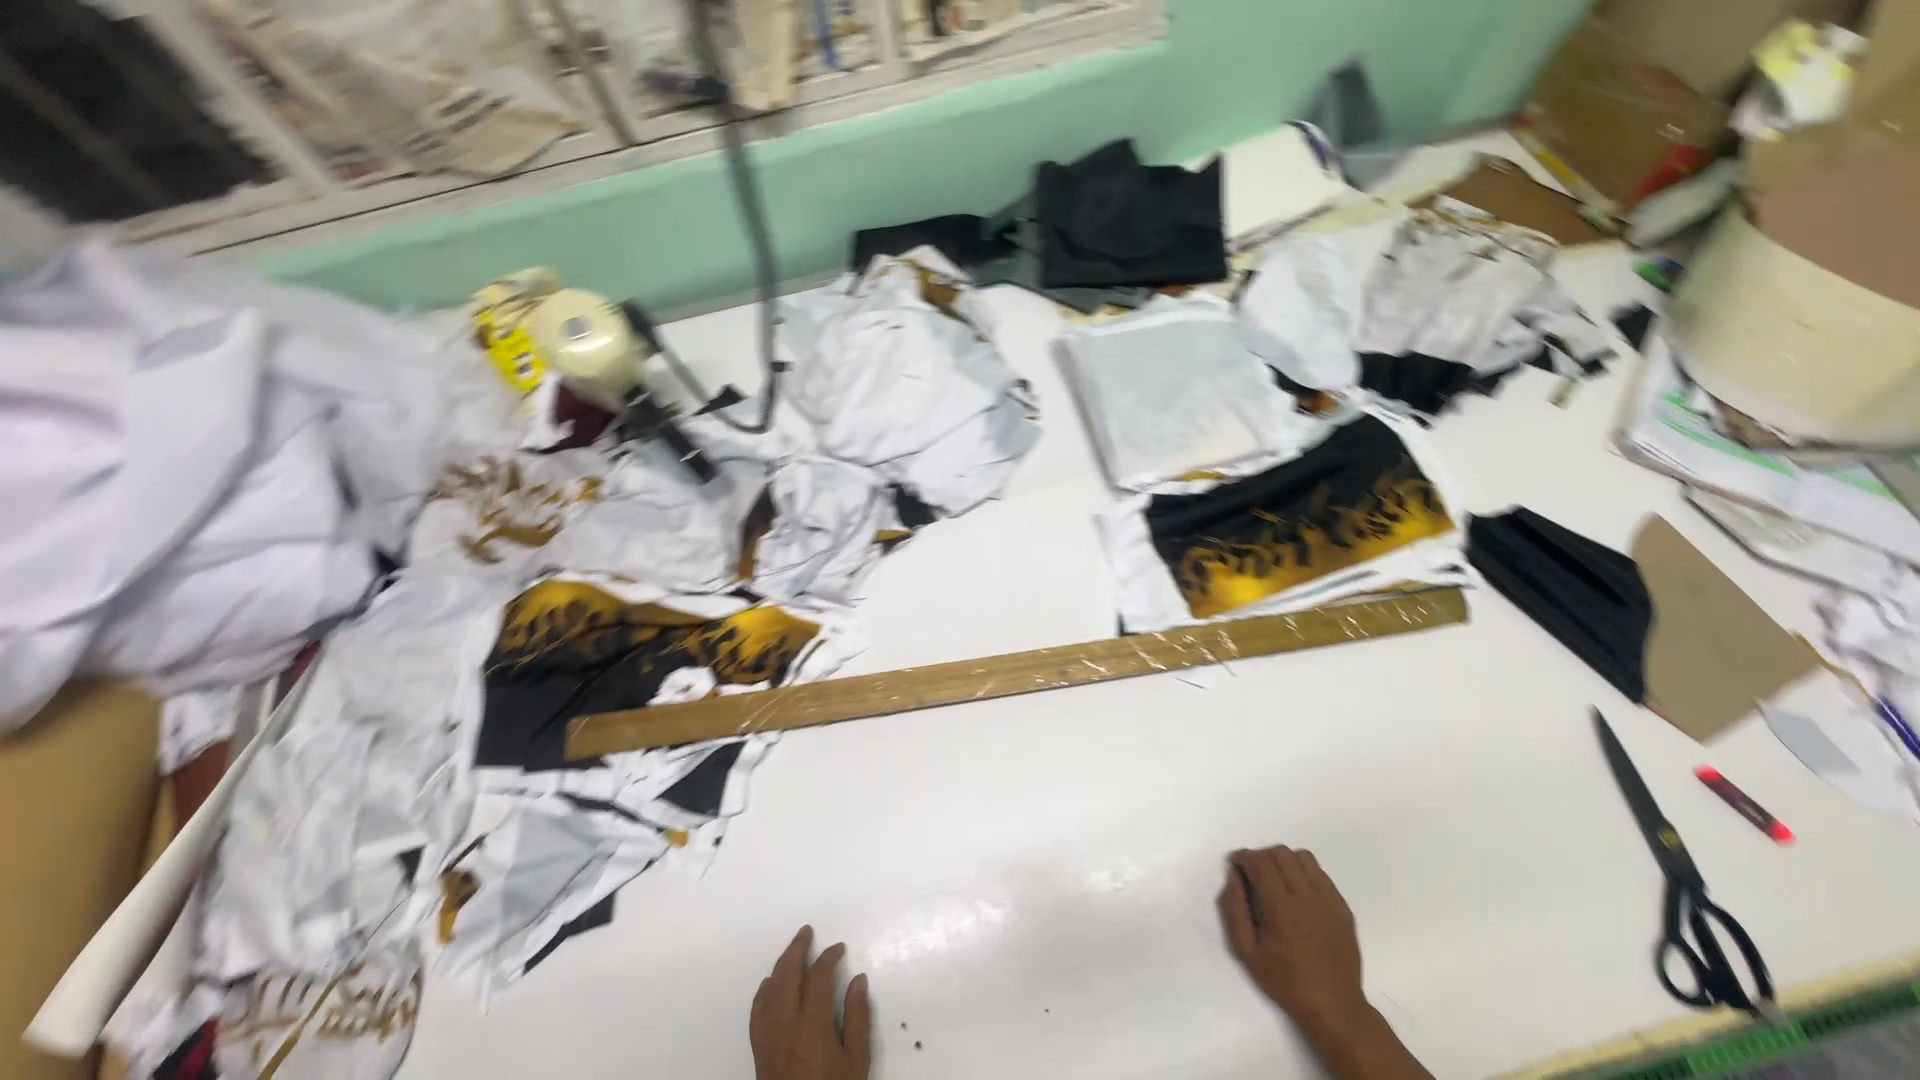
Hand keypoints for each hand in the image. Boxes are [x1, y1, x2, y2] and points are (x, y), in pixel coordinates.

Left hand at [750, 926, 871, 1079]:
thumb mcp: (856, 1060)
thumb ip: (857, 1017)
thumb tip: (858, 979)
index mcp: (813, 1024)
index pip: (818, 977)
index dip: (829, 957)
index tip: (839, 948)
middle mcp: (786, 1023)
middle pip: (788, 974)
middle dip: (798, 948)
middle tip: (807, 931)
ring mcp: (768, 1034)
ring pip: (770, 988)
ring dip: (781, 963)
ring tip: (792, 948)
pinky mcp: (758, 1047)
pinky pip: (757, 1009)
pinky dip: (764, 990)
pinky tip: (770, 983)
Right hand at [1218, 846, 1366, 1030]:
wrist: (1333, 1005)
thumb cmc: (1285, 981)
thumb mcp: (1247, 951)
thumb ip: (1234, 909)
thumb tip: (1233, 876)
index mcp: (1282, 910)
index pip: (1261, 863)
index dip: (1243, 857)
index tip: (1235, 864)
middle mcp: (1308, 898)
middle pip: (1281, 853)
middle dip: (1261, 857)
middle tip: (1252, 875)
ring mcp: (1330, 901)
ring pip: (1303, 857)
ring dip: (1284, 861)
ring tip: (1276, 881)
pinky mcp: (1343, 907)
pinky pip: (1321, 873)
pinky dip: (1304, 872)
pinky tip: (1297, 893)